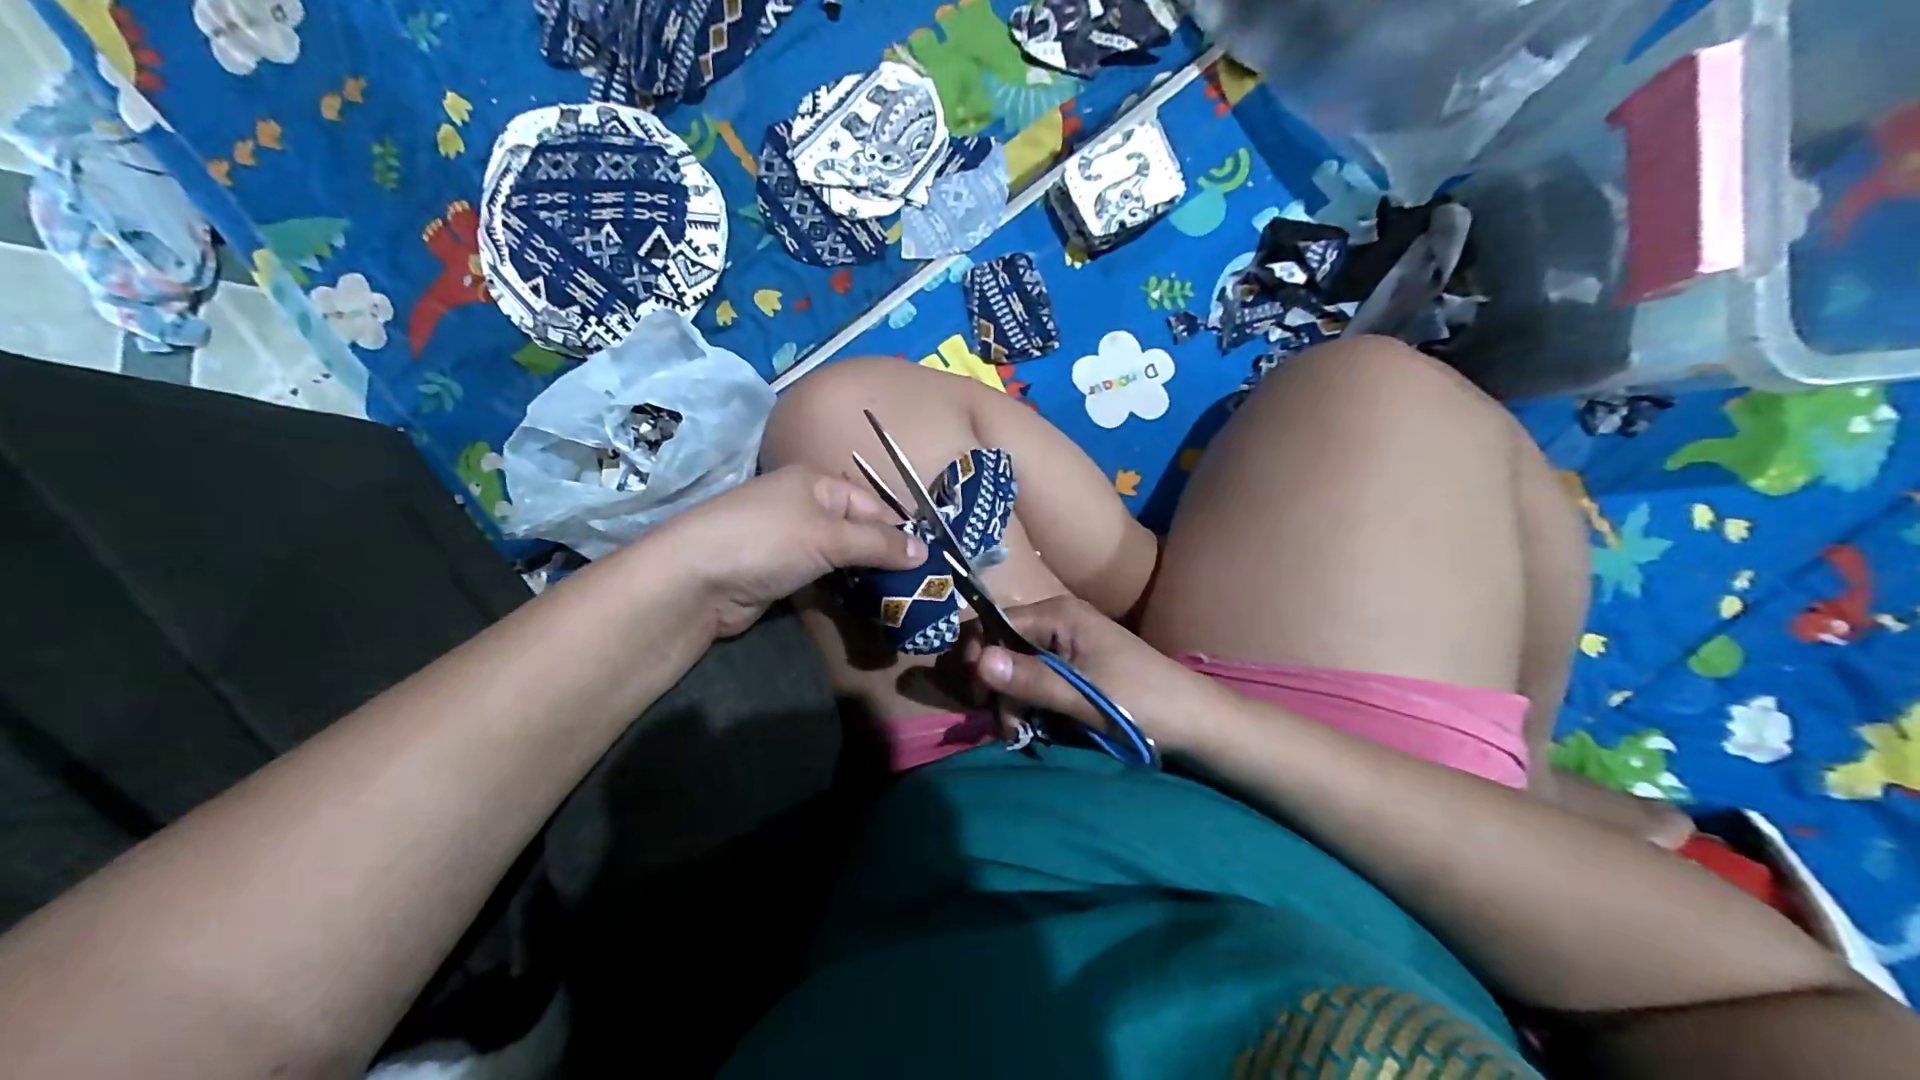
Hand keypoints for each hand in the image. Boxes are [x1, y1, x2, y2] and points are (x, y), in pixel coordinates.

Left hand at [643, 465, 926, 637]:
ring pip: (841, 556)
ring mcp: (790, 540)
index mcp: (817, 482)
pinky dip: (841, 589)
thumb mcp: (830, 537)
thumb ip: (878, 544)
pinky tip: (862, 605)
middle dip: (884, 556)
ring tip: (897, 599)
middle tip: (916, 586)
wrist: (696, 579)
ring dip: (865, 576)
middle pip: (858, 530)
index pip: (872, 505)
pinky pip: (822, 577)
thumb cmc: (767, 541)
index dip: (898, 531)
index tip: (926, 563)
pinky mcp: (780, 572)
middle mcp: (805, 506)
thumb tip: (925, 551)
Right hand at [966, 595, 1227, 755]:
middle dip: (1000, 690)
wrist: (1197, 722)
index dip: (978, 656)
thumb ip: (1029, 679)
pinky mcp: (1075, 667)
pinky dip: (1033, 705)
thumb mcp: (1082, 695)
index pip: (995, 622)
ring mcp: (1067, 645)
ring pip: (1018, 669)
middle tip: (1012, 729)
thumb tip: (977, 660)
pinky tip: (1040, 727)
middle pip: (1003, 648)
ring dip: (1015, 703)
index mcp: (1059, 615)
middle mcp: (1058, 622)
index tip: (979, 697)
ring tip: (1026, 735)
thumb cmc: (1144, 702)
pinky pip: (1038, 680)